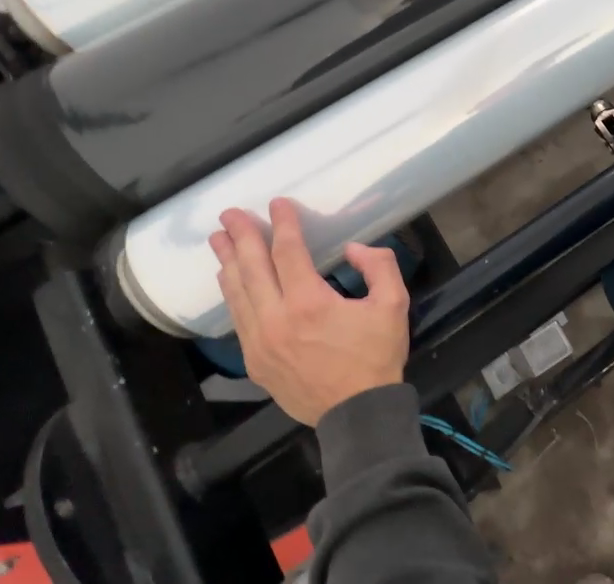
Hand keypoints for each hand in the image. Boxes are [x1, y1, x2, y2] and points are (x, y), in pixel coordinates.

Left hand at [211, 198, 408, 425]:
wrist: (356, 410)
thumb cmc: (377, 354)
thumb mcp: (394, 304)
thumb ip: (379, 267)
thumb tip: (354, 249)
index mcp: (309, 302)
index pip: (288, 253)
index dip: (283, 225)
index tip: (277, 204)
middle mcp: (276, 319)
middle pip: (251, 270)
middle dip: (240, 238)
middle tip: (229, 214)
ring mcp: (260, 342)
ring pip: (238, 294)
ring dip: (228, 264)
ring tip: (219, 240)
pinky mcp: (255, 361)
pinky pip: (239, 318)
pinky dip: (233, 294)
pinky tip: (231, 281)